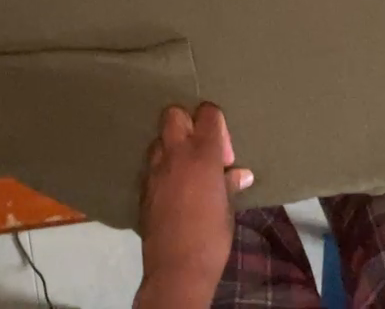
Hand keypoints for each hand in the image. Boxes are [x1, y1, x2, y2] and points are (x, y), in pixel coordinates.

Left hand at [134, 104, 253, 308]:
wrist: (176, 271)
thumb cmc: (211, 239)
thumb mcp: (228, 210)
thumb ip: (230, 185)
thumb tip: (241, 174)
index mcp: (202, 154)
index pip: (207, 113)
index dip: (217, 122)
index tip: (224, 150)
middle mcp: (175, 155)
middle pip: (174, 114)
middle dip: (188, 122)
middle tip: (200, 149)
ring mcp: (155, 171)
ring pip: (159, 139)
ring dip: (171, 146)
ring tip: (185, 170)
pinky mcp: (143, 189)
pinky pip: (151, 166)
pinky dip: (162, 169)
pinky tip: (172, 190)